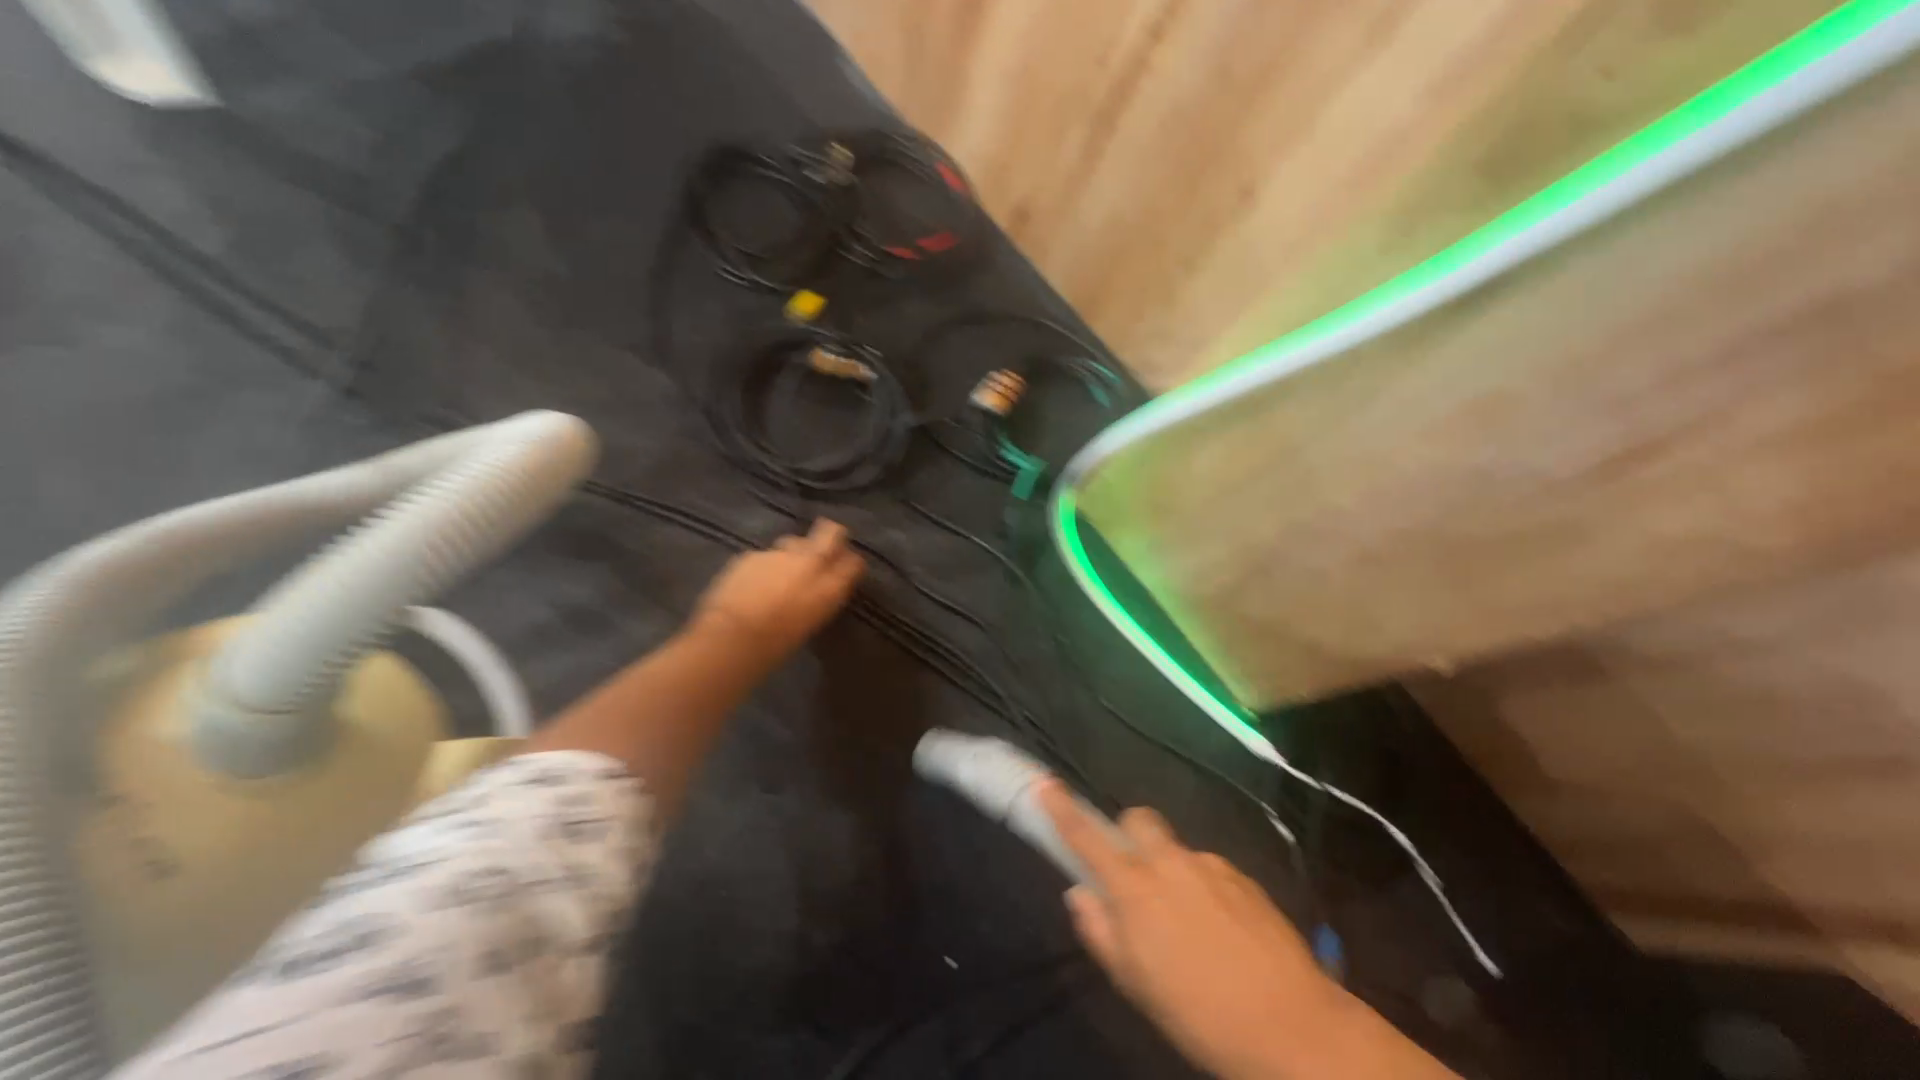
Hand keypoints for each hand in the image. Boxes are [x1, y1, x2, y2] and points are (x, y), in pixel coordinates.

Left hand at [691, 518, 863, 667]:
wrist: (734, 635)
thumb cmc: (778, 642)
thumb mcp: (812, 621)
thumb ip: (821, 597)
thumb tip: (822, 586)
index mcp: (832, 587)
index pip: (854, 562)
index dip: (849, 563)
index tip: (844, 569)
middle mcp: (811, 562)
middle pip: (832, 532)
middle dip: (831, 534)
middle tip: (823, 546)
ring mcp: (781, 553)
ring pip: (794, 542)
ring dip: (792, 553)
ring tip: (780, 572)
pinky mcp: (753, 554)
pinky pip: (765, 555)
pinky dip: (764, 565)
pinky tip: (753, 582)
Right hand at [1040, 783, 1459, 1079]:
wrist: (1290, 1026)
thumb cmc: (1196, 1012)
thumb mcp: (1133, 982)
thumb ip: (1099, 931)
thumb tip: (1080, 894)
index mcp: (1134, 889)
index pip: (1086, 836)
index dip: (1061, 808)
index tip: (1044, 783)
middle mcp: (1171, 865)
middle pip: (1139, 820)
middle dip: (1129, 836)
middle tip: (1132, 877)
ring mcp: (1213, 868)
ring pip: (1177, 851)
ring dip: (1170, 871)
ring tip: (1186, 926)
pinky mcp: (1246, 879)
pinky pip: (1210, 871)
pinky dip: (1203, 889)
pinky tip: (1220, 932)